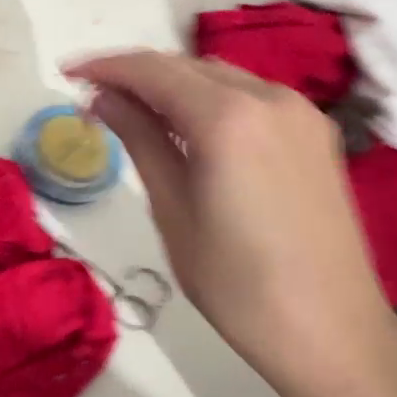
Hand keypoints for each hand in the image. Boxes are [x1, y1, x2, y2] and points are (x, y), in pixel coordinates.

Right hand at [65, 52, 396, 396]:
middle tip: (91, 96)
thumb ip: (140, 140)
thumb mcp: (172, 209)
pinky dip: (208, 99)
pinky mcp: (315, 135)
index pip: (153, 71)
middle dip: (135, 74)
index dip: (105, 66)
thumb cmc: (235, 281)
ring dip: (172, 84)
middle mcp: (269, 98)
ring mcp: (300, 114)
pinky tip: (185, 126)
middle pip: (186, 67)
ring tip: (131, 111)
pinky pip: (249, 96)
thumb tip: (104, 98)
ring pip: (219, 77)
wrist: (330, 329)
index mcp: (228, 118)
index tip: (67, 72)